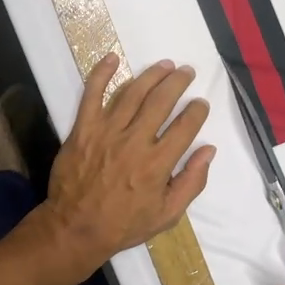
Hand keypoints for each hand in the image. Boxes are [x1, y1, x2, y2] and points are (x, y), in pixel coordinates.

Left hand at [32, 54, 213, 269]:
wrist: (76, 227)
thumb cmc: (123, 224)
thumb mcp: (167, 215)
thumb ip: (191, 183)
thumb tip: (208, 150)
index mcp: (157, 164)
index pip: (184, 127)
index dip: (196, 111)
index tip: (201, 103)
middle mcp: (134, 142)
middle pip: (161, 102)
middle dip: (178, 83)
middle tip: (187, 72)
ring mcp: (106, 132)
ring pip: (132, 93)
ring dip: (151, 75)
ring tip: (164, 65)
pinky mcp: (83, 128)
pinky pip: (92, 94)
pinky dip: (101, 73)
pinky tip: (112, 58)